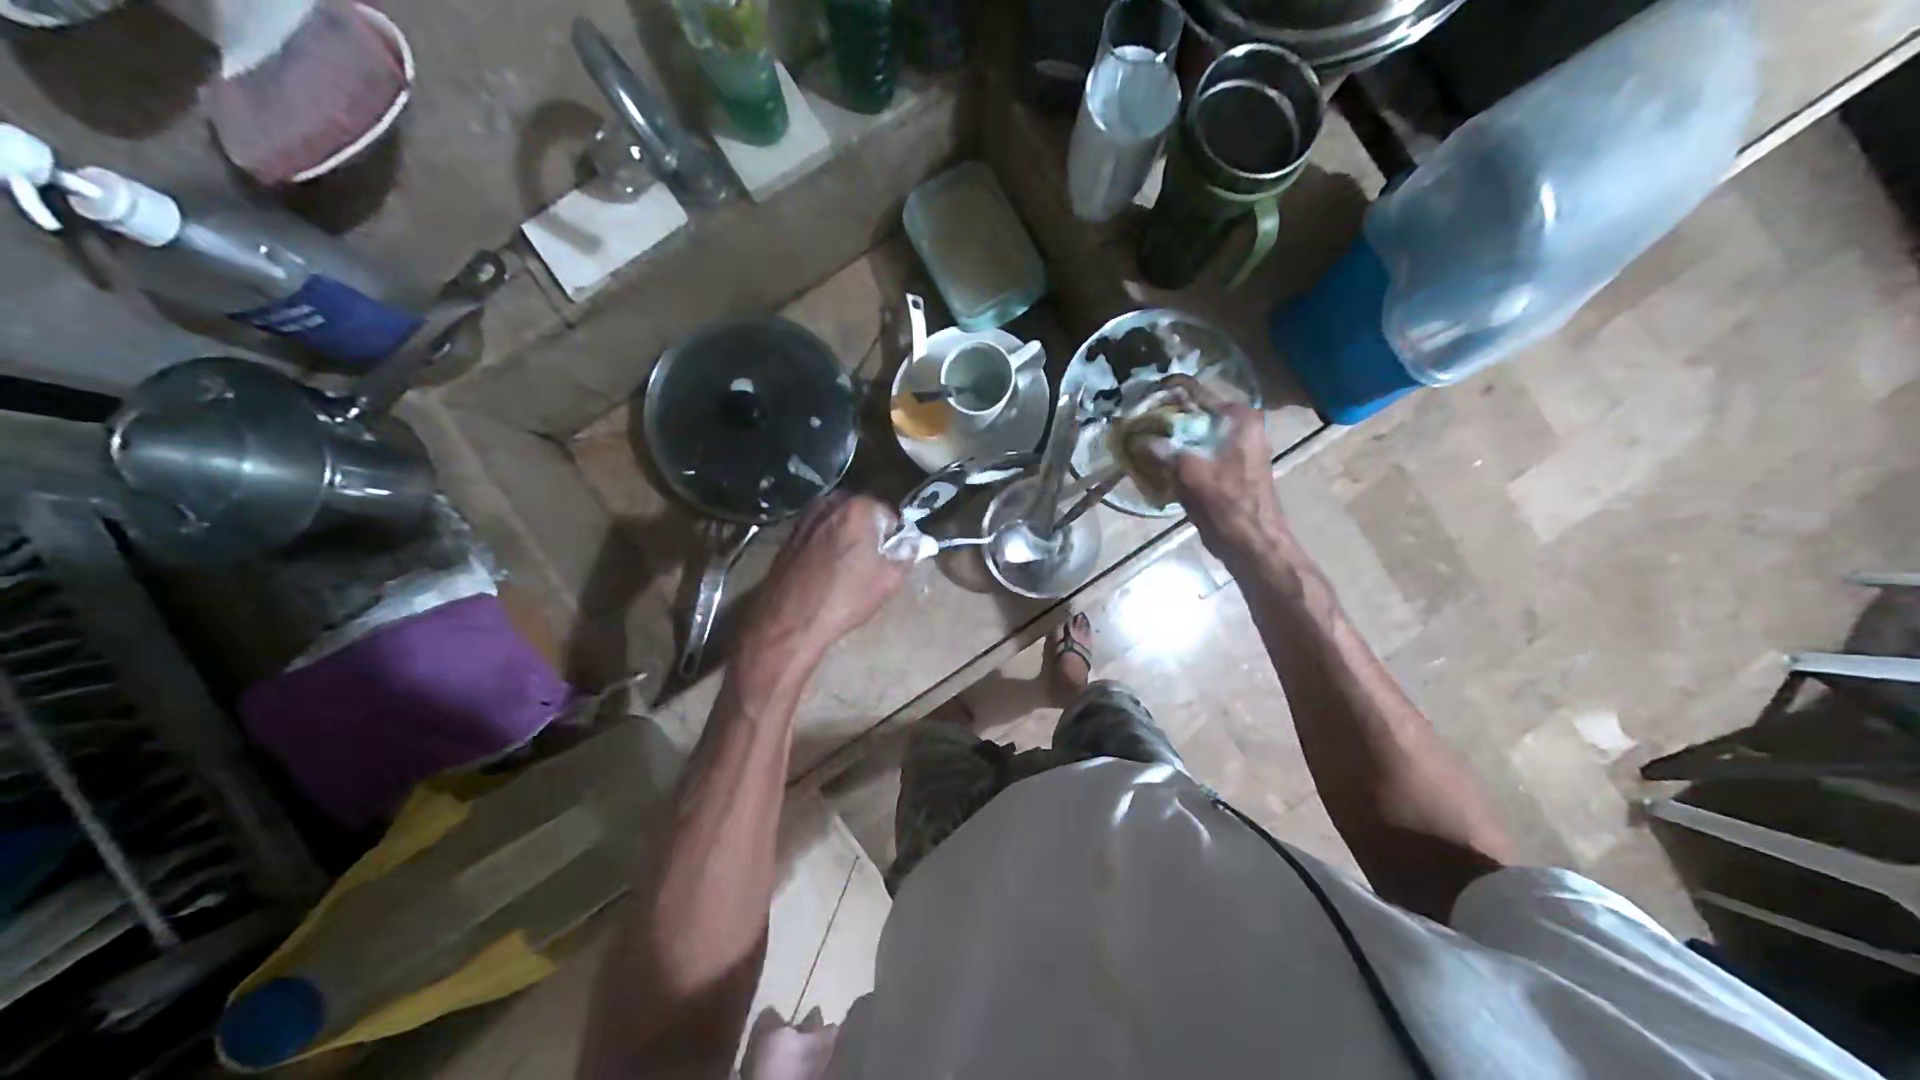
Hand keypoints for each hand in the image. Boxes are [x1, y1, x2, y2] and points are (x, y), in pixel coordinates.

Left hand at [737, 492, 912, 666]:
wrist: (789, 620)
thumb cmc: (844, 599)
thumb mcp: (889, 580)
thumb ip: (908, 553)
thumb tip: (919, 540)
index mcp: (858, 508)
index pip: (889, 514)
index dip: (894, 537)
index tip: (891, 557)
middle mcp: (830, 503)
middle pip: (861, 513)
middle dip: (870, 533)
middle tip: (872, 564)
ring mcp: (806, 518)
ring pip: (838, 522)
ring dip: (847, 538)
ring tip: (848, 569)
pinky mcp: (790, 534)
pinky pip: (819, 532)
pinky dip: (827, 544)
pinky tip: (827, 570)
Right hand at [1144, 375, 1293, 567]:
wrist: (1253, 544)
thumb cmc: (1230, 506)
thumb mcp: (1192, 473)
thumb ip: (1163, 451)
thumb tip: (1135, 437)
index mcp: (1238, 418)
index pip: (1194, 392)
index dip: (1163, 395)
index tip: (1136, 403)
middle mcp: (1236, 426)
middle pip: (1190, 413)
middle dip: (1160, 420)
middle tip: (1130, 425)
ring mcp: (1230, 447)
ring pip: (1189, 435)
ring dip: (1164, 440)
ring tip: (1134, 441)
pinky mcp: (1222, 467)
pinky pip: (1192, 453)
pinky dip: (1173, 457)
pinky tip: (1150, 462)